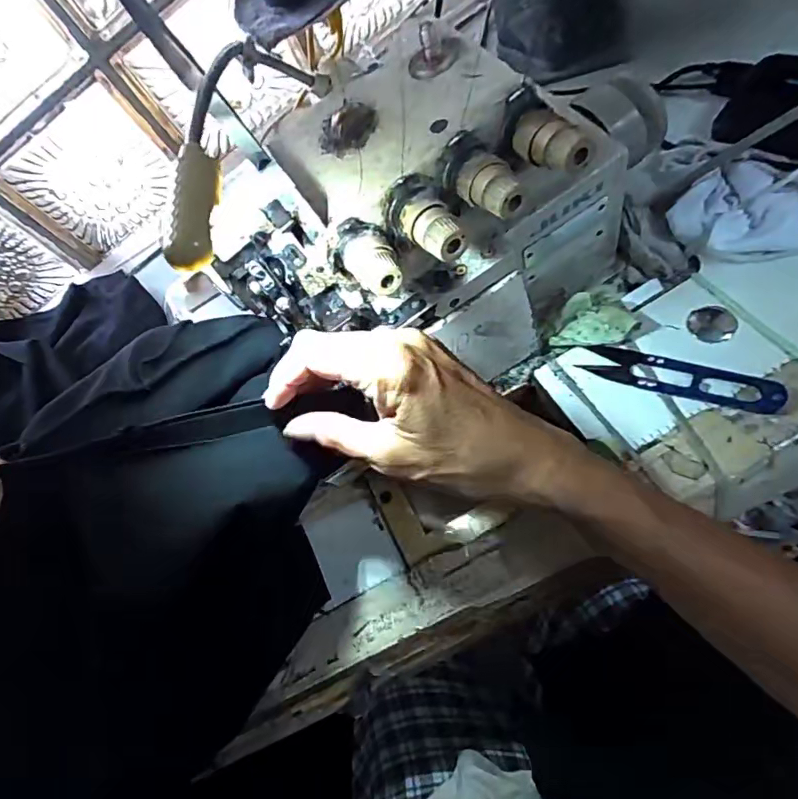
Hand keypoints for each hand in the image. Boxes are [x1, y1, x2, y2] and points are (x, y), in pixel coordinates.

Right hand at [264, 328, 608, 506]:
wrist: (524, 455)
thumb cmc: (461, 459)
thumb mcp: (389, 454)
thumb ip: (334, 433)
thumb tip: (295, 426)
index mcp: (387, 361)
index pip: (313, 352)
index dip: (284, 378)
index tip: (273, 408)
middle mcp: (396, 339)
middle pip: (326, 342)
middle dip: (298, 373)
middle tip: (286, 409)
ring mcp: (412, 341)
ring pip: (345, 345)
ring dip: (321, 371)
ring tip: (307, 405)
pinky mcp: (421, 350)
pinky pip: (368, 351)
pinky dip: (345, 370)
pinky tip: (339, 396)